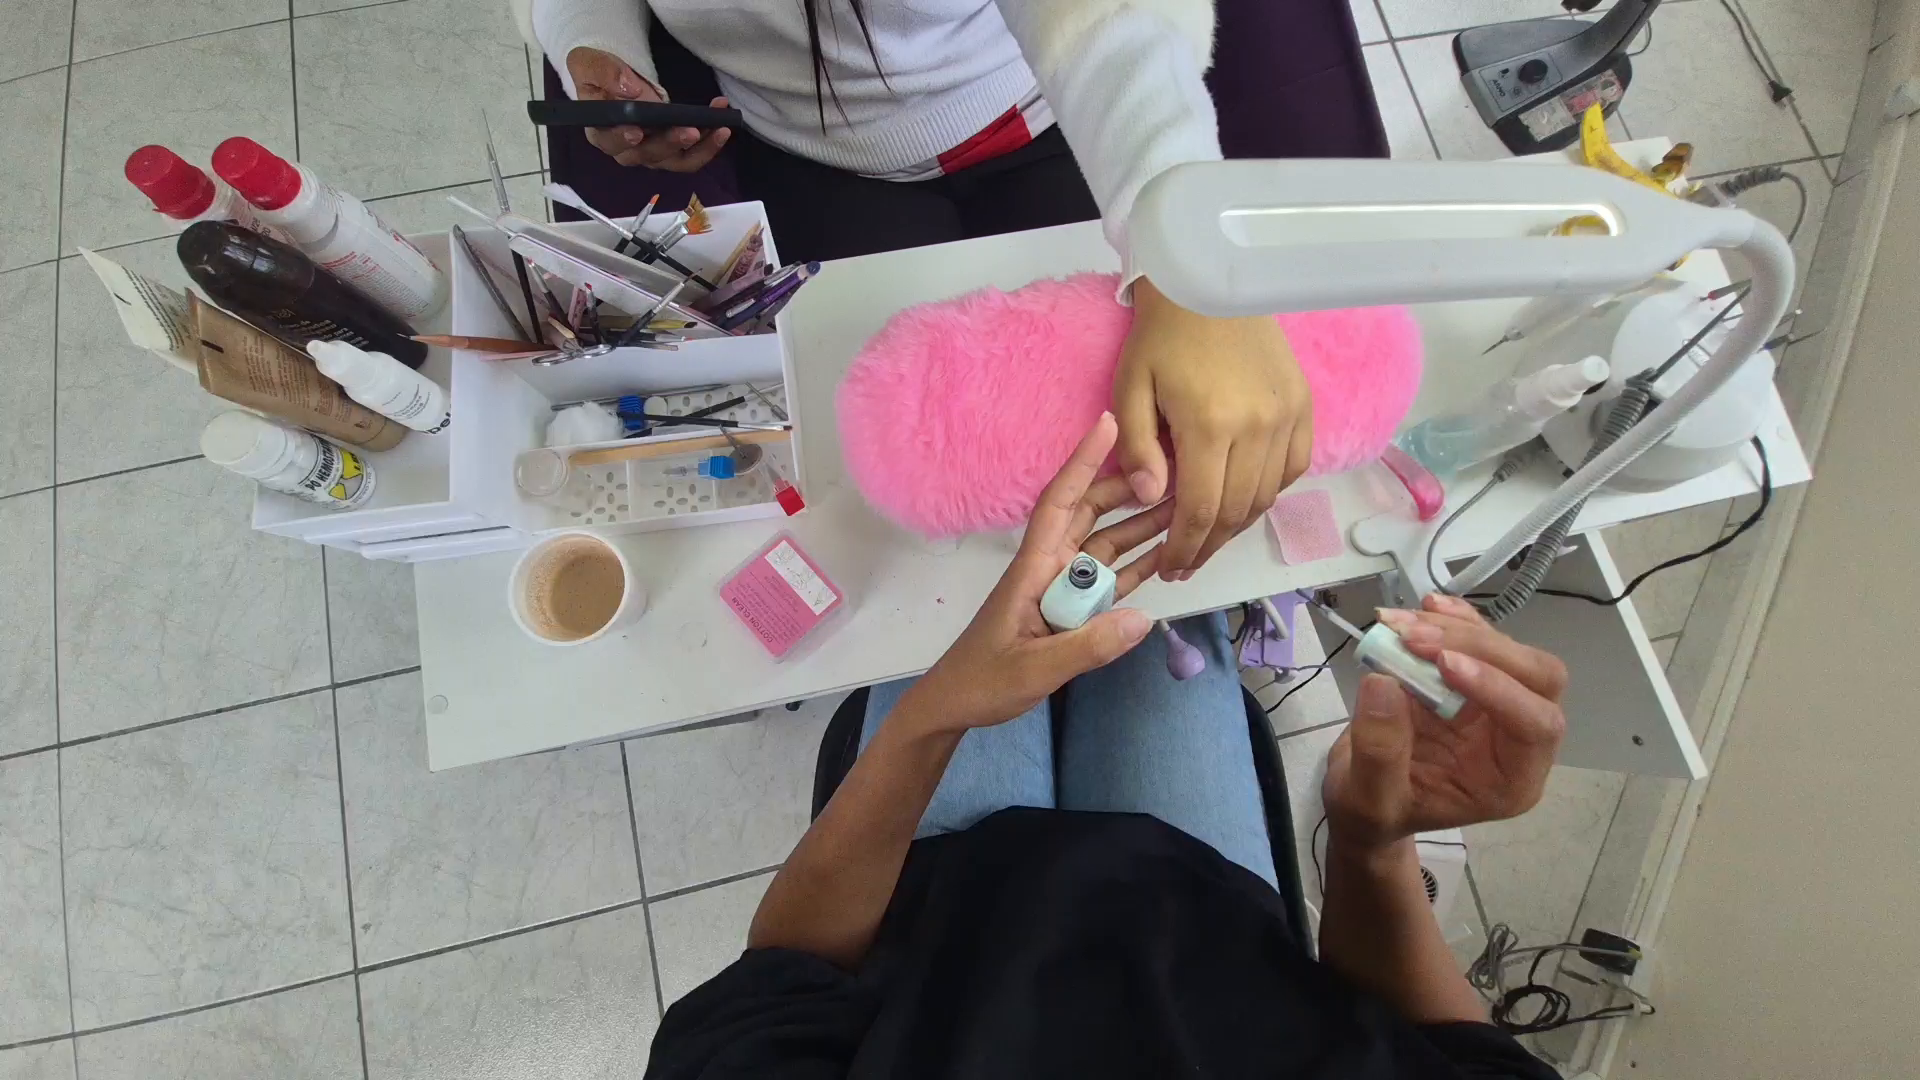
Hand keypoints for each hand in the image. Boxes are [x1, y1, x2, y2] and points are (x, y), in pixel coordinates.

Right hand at [565, 47, 731, 170]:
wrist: (616, 80)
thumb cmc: (599, 76)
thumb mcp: (588, 63)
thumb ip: (603, 73)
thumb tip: (630, 90)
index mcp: (601, 133)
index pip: (611, 141)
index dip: (623, 139)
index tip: (636, 131)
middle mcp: (628, 152)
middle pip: (650, 154)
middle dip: (671, 143)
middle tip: (690, 130)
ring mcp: (654, 156)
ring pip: (678, 160)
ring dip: (702, 148)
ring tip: (719, 130)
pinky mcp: (673, 154)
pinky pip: (693, 155)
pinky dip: (710, 144)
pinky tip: (722, 127)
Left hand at [897, 413, 1171, 733]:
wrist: (959, 704)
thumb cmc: (985, 680)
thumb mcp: (1035, 668)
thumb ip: (1087, 647)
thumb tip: (1145, 618)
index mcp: (1033, 568)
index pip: (1060, 502)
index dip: (1082, 461)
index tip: (1109, 422)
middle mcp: (1050, 568)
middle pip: (1090, 515)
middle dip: (1128, 488)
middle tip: (1177, 470)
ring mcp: (1062, 588)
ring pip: (1105, 545)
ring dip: (1141, 525)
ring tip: (1187, 505)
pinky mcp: (1071, 610)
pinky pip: (1109, 580)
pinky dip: (1137, 567)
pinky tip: (1168, 555)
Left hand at [1114, 278, 1312, 580]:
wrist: (1210, 284)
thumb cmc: (1160, 337)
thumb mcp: (1131, 389)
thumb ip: (1138, 448)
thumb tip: (1152, 500)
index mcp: (1211, 424)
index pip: (1202, 509)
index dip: (1186, 547)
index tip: (1171, 568)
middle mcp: (1259, 426)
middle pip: (1238, 510)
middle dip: (1210, 546)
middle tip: (1186, 564)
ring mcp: (1289, 415)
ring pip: (1268, 495)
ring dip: (1238, 525)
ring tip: (1210, 539)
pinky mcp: (1305, 405)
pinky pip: (1294, 467)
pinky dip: (1269, 492)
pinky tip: (1243, 500)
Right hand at [1322, 594, 1567, 851]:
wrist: (1362, 801)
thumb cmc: (1373, 810)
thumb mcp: (1367, 796)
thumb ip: (1378, 749)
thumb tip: (1382, 681)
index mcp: (1509, 779)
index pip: (1535, 723)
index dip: (1497, 687)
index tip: (1439, 662)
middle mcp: (1513, 738)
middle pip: (1534, 678)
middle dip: (1476, 647)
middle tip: (1411, 635)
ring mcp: (1492, 706)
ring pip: (1505, 651)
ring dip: (1453, 628)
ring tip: (1394, 622)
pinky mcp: (1465, 683)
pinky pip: (1476, 642)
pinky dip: (1453, 620)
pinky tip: (1425, 607)